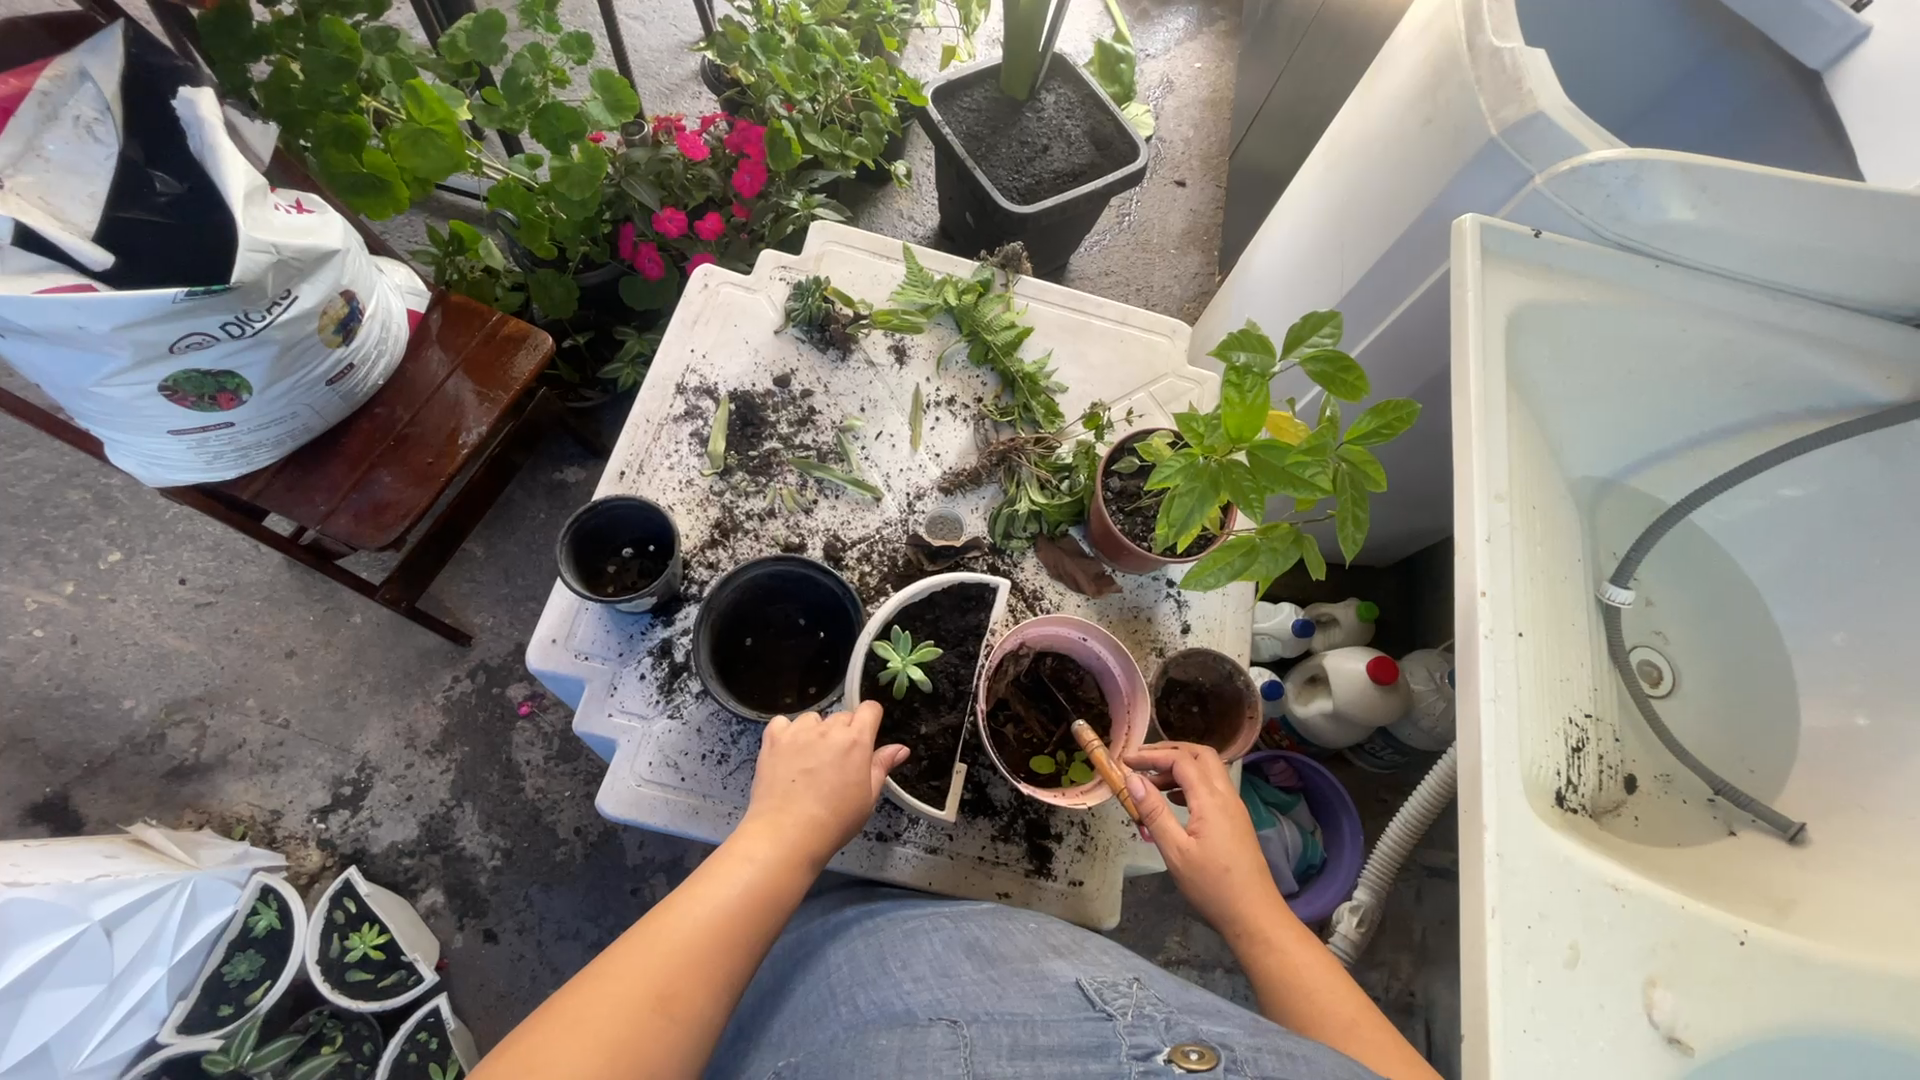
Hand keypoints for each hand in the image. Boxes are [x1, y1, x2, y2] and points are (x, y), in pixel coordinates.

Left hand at [738, 700, 909, 871]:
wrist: (787, 833)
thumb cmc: (835, 820)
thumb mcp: (868, 797)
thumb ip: (882, 766)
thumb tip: (901, 748)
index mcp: (856, 740)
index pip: (870, 708)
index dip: (871, 720)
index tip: (867, 737)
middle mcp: (828, 728)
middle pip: (842, 716)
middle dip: (844, 733)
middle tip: (838, 762)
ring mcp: (798, 732)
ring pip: (813, 719)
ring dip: (816, 732)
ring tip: (810, 759)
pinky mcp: (774, 739)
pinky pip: (782, 722)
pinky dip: (786, 733)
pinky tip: (787, 752)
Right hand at [1123, 742, 1288, 940]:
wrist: (1255, 916)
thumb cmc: (1212, 886)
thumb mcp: (1175, 851)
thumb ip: (1154, 812)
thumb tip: (1133, 780)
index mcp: (1211, 800)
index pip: (1180, 759)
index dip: (1151, 756)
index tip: (1126, 762)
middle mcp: (1226, 795)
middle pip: (1200, 754)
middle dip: (1169, 750)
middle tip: (1142, 760)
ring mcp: (1234, 807)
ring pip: (1209, 770)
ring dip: (1181, 767)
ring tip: (1153, 782)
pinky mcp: (1236, 820)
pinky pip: (1213, 787)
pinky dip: (1191, 783)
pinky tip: (1175, 800)